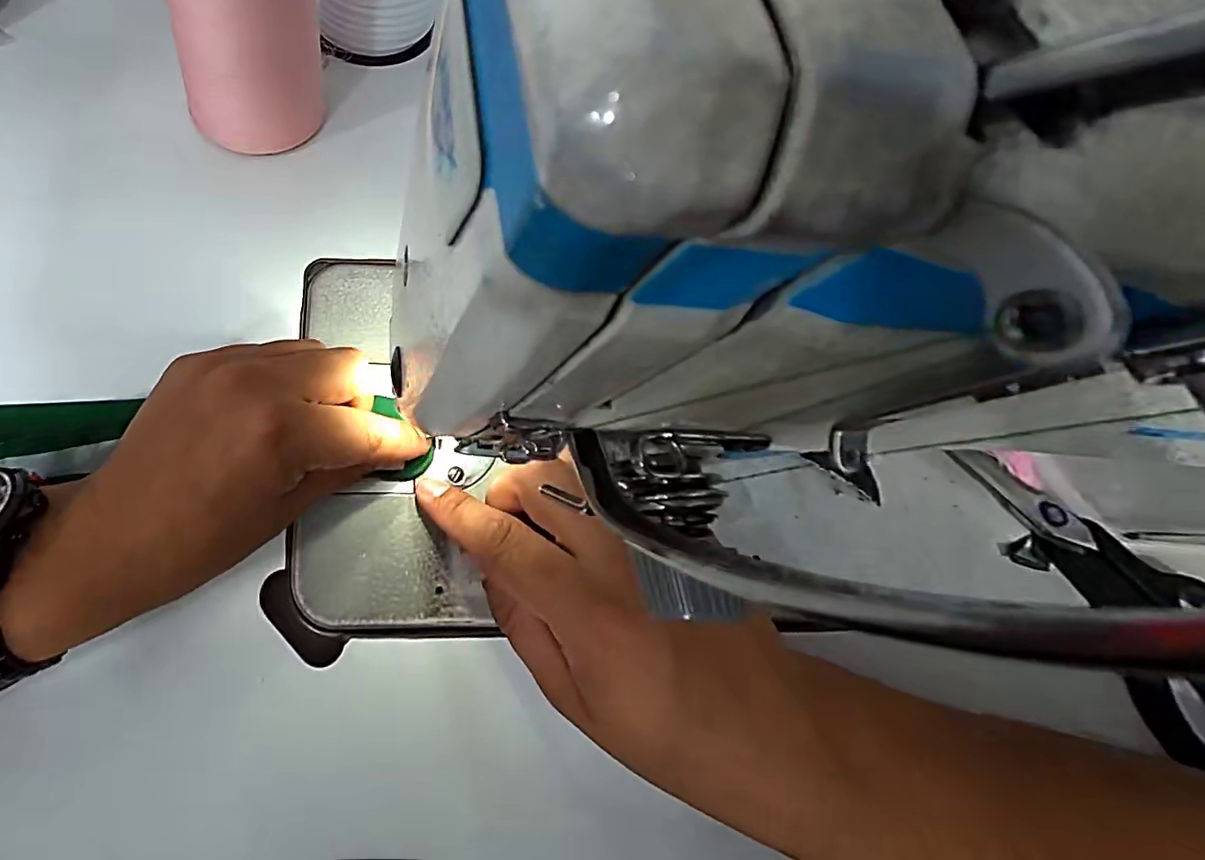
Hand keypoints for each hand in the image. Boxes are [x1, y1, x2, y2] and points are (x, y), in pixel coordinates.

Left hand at [0, 341, 428, 658]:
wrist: (109, 535)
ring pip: (308, 350)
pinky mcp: (200, 360)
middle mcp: (254, 381)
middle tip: (353, 436)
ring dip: (323, 383)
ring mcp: (223, 363)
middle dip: (361, 401)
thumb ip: (342, 468)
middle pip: (347, 363)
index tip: (409, 443)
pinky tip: (266, 414)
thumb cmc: (192, 543)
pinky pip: (266, 353)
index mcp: (279, 430)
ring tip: (307, 425)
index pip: (366, 422)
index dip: (398, 437)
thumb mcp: (282, 512)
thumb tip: (382, 449)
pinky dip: (282, 378)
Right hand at [414, 460, 850, 832]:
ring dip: (537, 492)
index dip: (458, 513)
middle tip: (499, 534)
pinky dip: (575, 499)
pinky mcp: (670, 528)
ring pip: (570, 473)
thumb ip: (524, 623)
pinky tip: (582, 542)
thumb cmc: (677, 731)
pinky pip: (604, 490)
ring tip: (540, 537)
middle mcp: (621, 558)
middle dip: (500, 496)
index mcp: (589, 611)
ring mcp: (651, 536)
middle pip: (535, 483)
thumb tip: (493, 572)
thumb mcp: (575, 698)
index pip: (503, 540)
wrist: (771, 726)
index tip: (432, 494)